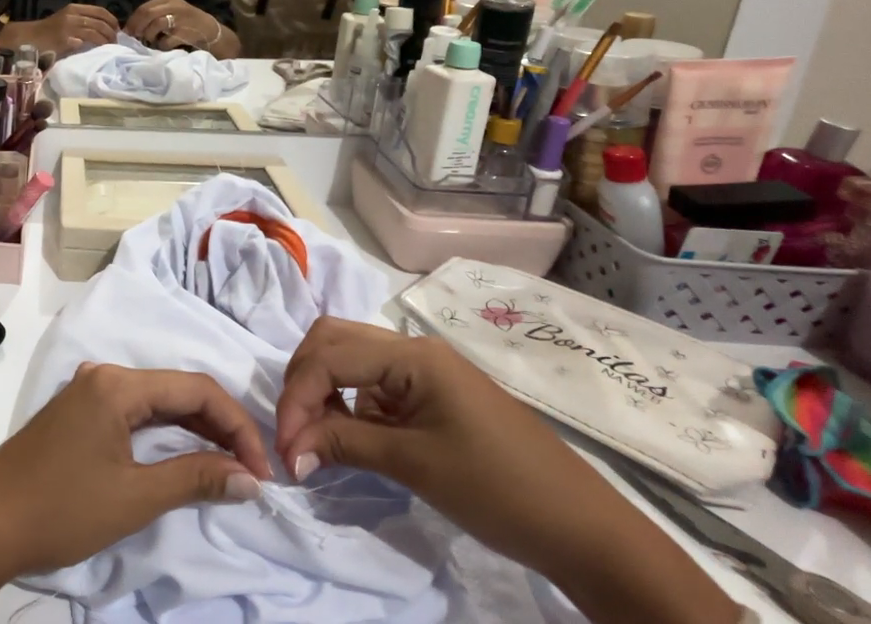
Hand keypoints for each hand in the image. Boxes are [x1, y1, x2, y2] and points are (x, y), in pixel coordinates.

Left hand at [0, 364, 270, 577]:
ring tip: (226, 467)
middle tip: (250, 473)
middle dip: (219, 427)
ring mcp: (85, 393)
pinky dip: (164, 433)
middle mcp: (102, 376)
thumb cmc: (62, 508)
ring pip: (156, 402)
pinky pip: (133, 413)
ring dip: (193, 430)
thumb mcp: (136, 497)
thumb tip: (250, 478)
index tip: (262, 471)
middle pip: (177, 390)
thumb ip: (196, 478)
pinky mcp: (76, 414)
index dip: (237, 426)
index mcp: (117, 384)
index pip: (197, 388)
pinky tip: (182, 456)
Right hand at [10, 3, 118, 54]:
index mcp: (74, 8)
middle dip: (112, 33)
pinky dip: (95, 47)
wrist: (29, 38)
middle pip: (101, 22)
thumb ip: (82, 21)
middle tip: (116, 42)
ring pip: (96, 33)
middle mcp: (73, 15)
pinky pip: (86, 43)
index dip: (112, 20)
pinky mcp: (65, 40)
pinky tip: (98, 52)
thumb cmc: (48, 32)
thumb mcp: (66, 20)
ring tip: (110, 48)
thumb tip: (103, 29)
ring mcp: (69, 28)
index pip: (100, 10)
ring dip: (106, 41)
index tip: (117, 30)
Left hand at [125, 0, 220, 51]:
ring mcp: (181, 19)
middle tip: (135, 38)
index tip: (128, 32)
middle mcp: (174, 5)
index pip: (143, 8)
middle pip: (147, 14)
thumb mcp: (172, 12)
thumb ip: (154, 15)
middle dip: (137, 27)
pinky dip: (161, 45)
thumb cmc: (187, 23)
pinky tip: (164, 46)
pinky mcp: (186, 33)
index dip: (132, 21)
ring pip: (155, 25)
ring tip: (151, 42)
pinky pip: (166, 41)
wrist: (212, 33)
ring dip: (149, 36)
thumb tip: (131, 26)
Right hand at [274, 319, 738, 623]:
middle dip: (302, 383)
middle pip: (332, 341)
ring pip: (350, 359)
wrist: (584, 529)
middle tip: (295, 435)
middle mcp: (415, 350)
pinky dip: (347, 404)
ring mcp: (426, 372)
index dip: (296, 399)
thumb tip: (290, 452)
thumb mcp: (413, 464)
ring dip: (322, 391)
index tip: (286, 450)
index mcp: (413, 355)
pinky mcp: (432, 396)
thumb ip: (344, 444)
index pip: (328, 357)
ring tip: (316, 440)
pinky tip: (347, 438)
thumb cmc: (499, 488)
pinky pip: (373, 385)